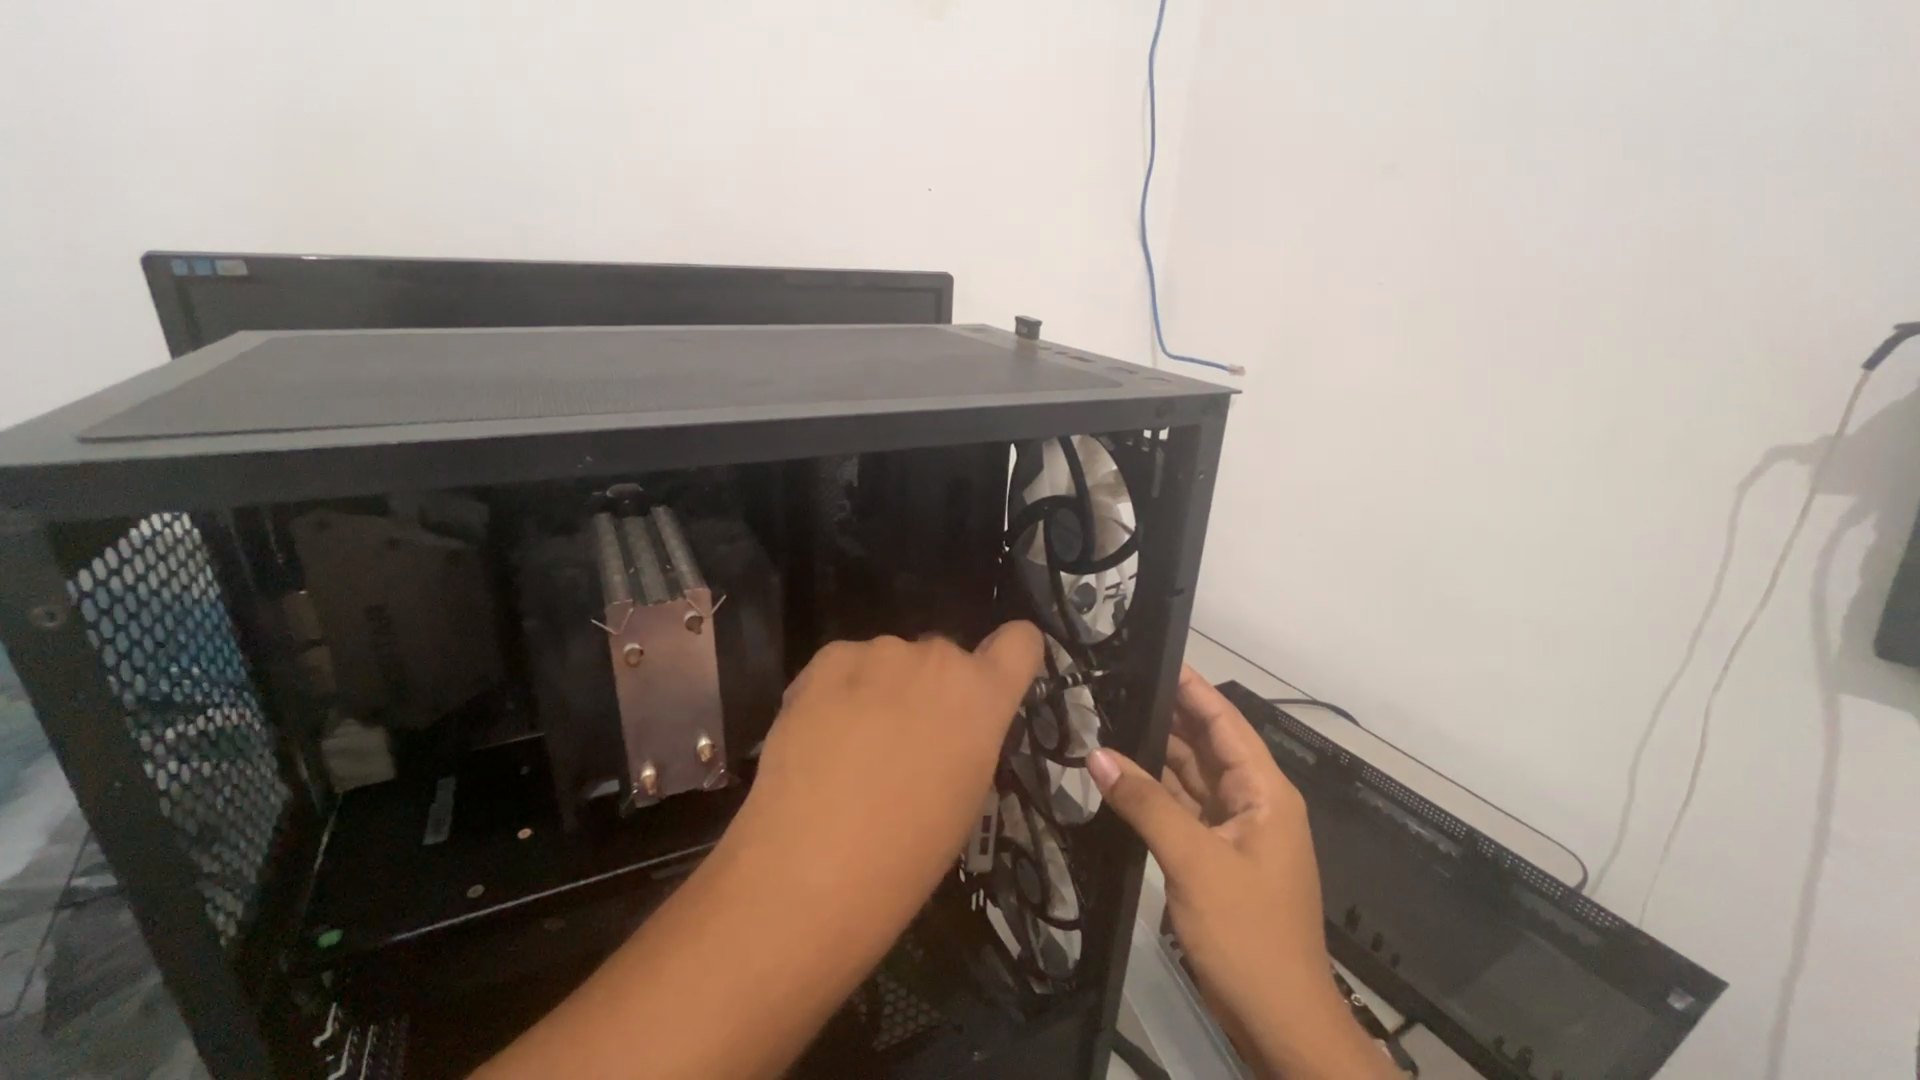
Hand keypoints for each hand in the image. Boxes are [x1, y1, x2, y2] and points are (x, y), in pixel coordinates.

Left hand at [729, 622, 1043, 931]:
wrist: (811, 867)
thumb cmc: (907, 853)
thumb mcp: (966, 796)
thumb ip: (968, 740)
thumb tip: (947, 729)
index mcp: (982, 696)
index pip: (1019, 643)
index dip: (1007, 658)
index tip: (991, 680)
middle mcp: (936, 659)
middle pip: (942, 659)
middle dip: (928, 690)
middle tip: (901, 743)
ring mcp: (877, 654)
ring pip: (888, 663)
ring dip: (879, 691)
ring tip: (848, 748)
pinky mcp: (824, 660)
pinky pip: (842, 666)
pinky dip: (836, 693)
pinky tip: (816, 737)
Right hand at [1088, 667, 1395, 1079]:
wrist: (1279, 1019)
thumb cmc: (1247, 932)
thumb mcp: (1194, 861)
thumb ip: (1146, 803)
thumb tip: (1097, 754)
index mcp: (1265, 793)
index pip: (1226, 723)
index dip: (1193, 689)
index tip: (1155, 658)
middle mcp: (1254, 804)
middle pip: (1207, 748)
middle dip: (1167, 719)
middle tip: (1115, 688)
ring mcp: (1236, 835)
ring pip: (1192, 781)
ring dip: (1157, 757)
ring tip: (1107, 723)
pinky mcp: (1218, 862)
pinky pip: (1184, 813)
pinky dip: (1156, 796)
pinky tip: (1120, 779)